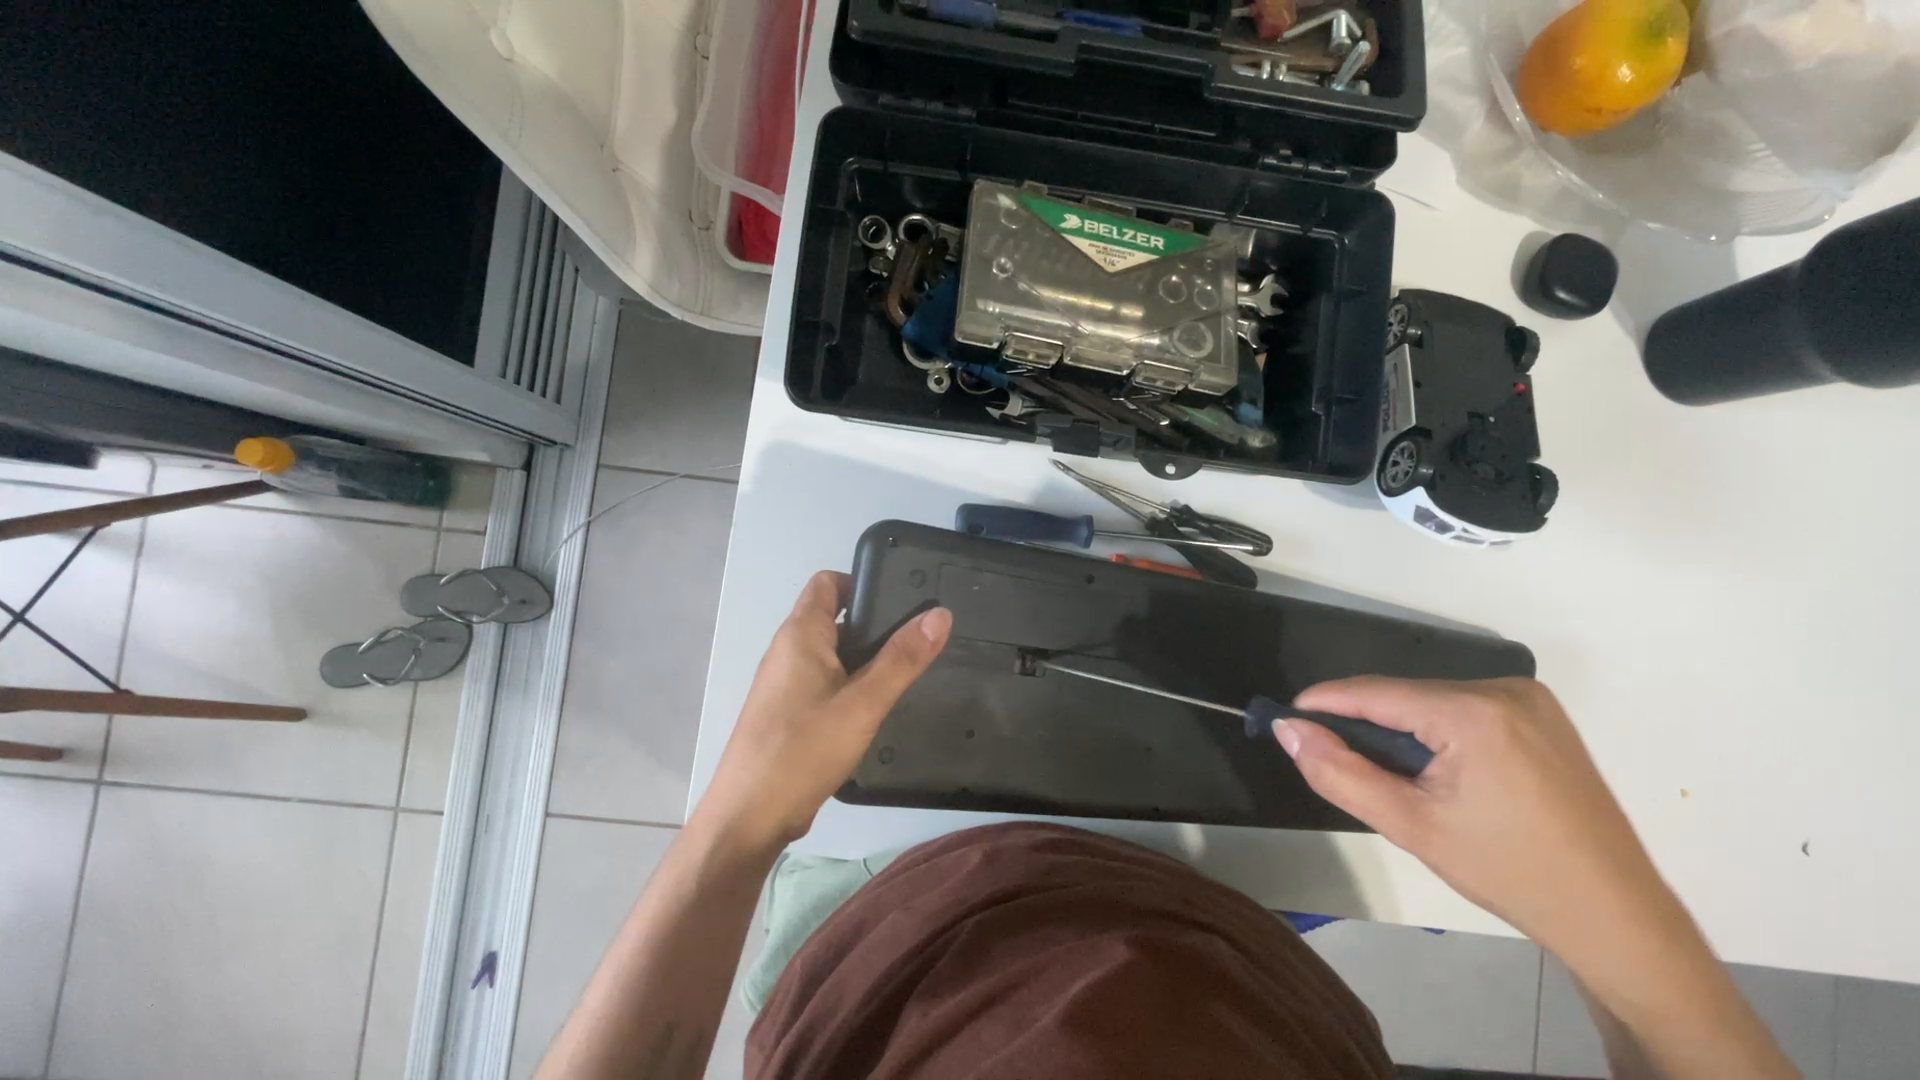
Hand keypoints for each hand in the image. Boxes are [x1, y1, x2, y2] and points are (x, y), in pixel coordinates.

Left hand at [696, 571, 951, 851]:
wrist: (751, 816)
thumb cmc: (802, 750)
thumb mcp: (863, 703)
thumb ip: (902, 659)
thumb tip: (939, 614)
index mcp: (800, 635)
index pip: (829, 582)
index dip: (864, 581)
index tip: (904, 599)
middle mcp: (787, 652)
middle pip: (833, 617)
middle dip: (874, 624)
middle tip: (918, 639)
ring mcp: (785, 685)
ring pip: (831, 655)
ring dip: (864, 659)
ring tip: (906, 672)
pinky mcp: (788, 715)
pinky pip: (825, 684)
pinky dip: (851, 687)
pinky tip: (876, 709)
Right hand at [1278, 677, 1668, 951]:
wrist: (1614, 914)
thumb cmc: (1506, 871)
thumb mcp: (1409, 825)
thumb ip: (1339, 773)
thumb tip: (1289, 730)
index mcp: (1472, 712)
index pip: (1374, 692)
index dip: (1324, 702)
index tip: (1284, 718)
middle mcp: (1504, 689)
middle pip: (1405, 695)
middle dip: (1366, 723)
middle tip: (1339, 765)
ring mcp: (1531, 700)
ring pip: (1434, 702)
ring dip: (1404, 730)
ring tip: (1394, 780)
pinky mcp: (1545, 716)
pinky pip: (1467, 710)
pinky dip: (1439, 732)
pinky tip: (1442, 774)